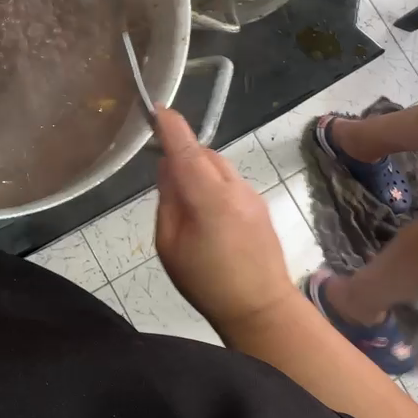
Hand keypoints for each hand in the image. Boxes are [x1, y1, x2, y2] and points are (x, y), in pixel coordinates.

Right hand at [153, 109, 302, 334]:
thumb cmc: (207, 282)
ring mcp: (251, 196)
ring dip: (199, 170)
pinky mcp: (260, 206)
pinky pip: (230, 182)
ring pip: (218, 167)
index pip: (186, 149)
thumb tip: (167, 169)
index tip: (156, 109)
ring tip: (184, 201)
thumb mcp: (170, 245)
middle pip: (204, 153)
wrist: (261, 309)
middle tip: (162, 174)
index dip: (170, 126)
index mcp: (208, 197)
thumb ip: (168, 201)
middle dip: (183, 152)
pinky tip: (206, 213)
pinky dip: (213, 183)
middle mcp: (234, 188)